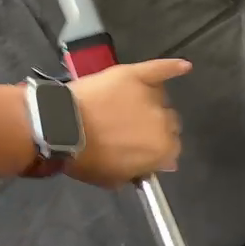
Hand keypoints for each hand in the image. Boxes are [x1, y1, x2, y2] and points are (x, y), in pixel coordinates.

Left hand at [65, 58, 189, 187]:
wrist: (61, 126)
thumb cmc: (85, 157)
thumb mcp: (114, 179)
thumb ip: (139, 172)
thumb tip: (155, 166)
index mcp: (162, 150)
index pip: (170, 148)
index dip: (153, 148)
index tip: (140, 147)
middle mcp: (162, 121)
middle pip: (168, 122)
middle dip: (151, 126)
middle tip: (129, 127)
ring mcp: (148, 95)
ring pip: (160, 98)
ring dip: (149, 102)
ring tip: (126, 105)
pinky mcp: (133, 74)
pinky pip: (158, 69)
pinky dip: (171, 67)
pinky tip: (184, 66)